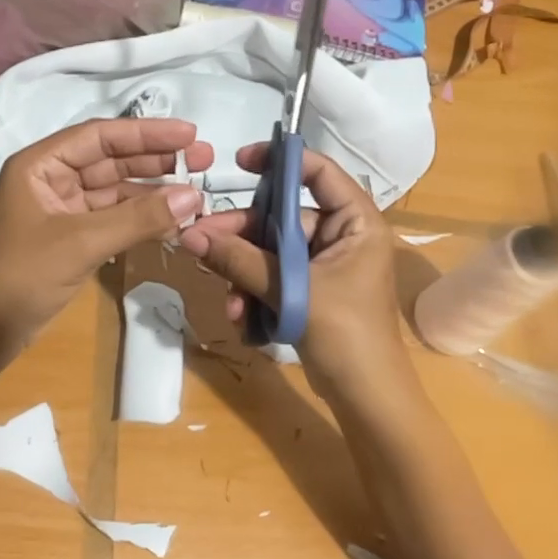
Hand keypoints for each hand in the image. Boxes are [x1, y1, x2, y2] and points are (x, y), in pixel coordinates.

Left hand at [0, 118, 210, 349]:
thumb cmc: (23, 276)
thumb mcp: (82, 242)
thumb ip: (138, 218)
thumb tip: (193, 196)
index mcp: (40, 165)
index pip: (100, 136)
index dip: (146, 133)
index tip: (190, 134)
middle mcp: (52, 179)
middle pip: (111, 160)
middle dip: (156, 160)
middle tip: (204, 159)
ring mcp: (63, 210)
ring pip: (117, 191)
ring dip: (154, 192)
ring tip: (197, 191)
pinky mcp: (74, 238)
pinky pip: (115, 219)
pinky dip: (143, 219)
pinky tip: (174, 220)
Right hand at [179, 144, 407, 395]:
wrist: (366, 397)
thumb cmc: (346, 334)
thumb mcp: (292, 291)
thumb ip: (242, 260)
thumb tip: (191, 233)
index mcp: (356, 223)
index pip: (319, 172)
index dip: (280, 161)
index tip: (239, 162)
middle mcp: (342, 237)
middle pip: (283, 217)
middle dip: (243, 237)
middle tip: (202, 243)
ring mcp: (325, 266)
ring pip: (272, 252)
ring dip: (245, 274)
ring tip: (230, 302)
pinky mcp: (310, 293)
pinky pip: (274, 279)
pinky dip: (255, 294)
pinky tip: (243, 319)